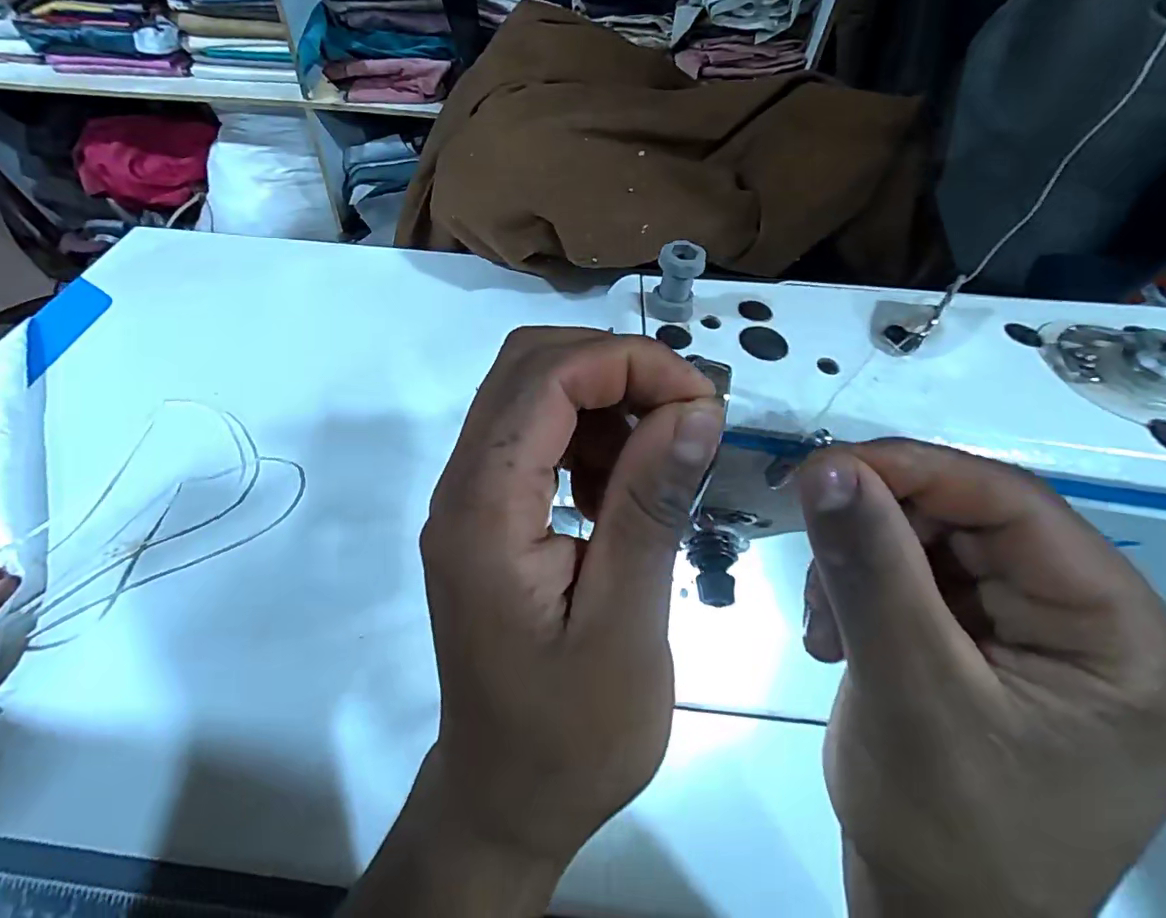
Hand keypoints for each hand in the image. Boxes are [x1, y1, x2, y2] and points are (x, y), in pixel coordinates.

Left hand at [348, 327, 723, 916]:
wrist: (510, 801)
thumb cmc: (572, 735)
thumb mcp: (628, 624)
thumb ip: (653, 505)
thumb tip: (697, 408)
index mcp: (483, 513)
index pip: (545, 380)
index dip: (628, 363)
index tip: (703, 399)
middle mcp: (463, 489)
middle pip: (529, 367)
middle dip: (617, 367)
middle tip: (689, 411)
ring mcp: (472, 500)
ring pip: (535, 393)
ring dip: (609, 399)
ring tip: (670, 449)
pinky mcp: (493, 516)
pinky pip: (541, 437)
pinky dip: (596, 436)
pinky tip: (634, 482)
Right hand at [797, 440, 1165, 916]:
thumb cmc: (943, 838)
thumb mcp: (906, 693)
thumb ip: (869, 568)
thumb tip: (825, 465)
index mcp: (1136, 645)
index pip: (1023, 510)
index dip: (919, 471)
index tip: (826, 465)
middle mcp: (1112, 631)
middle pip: (981, 525)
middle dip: (884, 531)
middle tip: (816, 554)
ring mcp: (1058, 639)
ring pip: (946, 547)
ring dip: (870, 566)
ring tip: (826, 624)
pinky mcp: (1009, 649)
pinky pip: (935, 582)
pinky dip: (875, 592)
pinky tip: (840, 636)